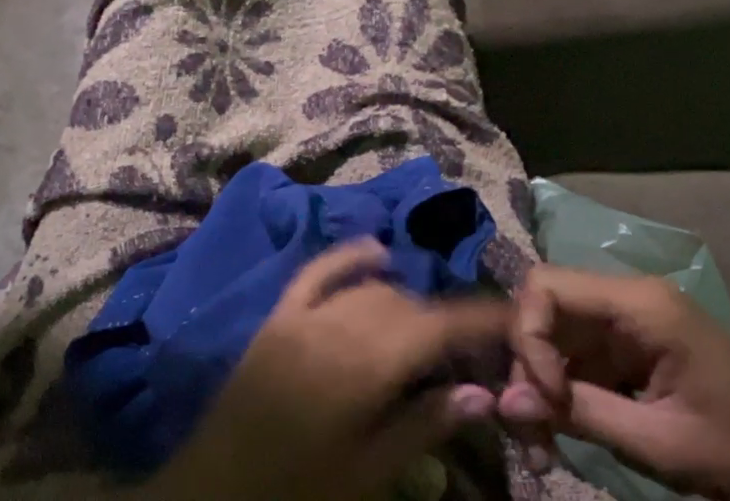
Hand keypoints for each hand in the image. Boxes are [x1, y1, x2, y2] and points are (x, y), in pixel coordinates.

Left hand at [147, 239, 508, 500]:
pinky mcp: (277, 316)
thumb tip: (481, 392)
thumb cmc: (299, 488)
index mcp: (363, 367)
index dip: (477, 318)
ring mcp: (302, 316)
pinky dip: (348, 258)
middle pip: (404, 304)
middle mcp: (335, 327)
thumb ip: (423, 426)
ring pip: (368, 289)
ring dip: (404, 299)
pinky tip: (376, 252)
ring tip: (429, 328)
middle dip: (442, 318)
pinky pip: (317, 273)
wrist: (218, 486)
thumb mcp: (367, 471)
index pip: (435, 326)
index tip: (511, 316)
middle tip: (468, 348)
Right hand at [500, 266, 729, 500]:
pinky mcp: (632, 352)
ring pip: (553, 339)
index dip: (526, 336)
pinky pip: (576, 361)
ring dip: (538, 388)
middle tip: (527, 433)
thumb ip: (580, 414)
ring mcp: (630, 326)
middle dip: (526, 368)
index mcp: (641, 306)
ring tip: (541, 446)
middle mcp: (628, 302)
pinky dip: (560, 396)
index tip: (539, 396)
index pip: (545, 287)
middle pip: (544, 312)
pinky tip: (559, 437)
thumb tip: (505, 402)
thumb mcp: (660, 442)